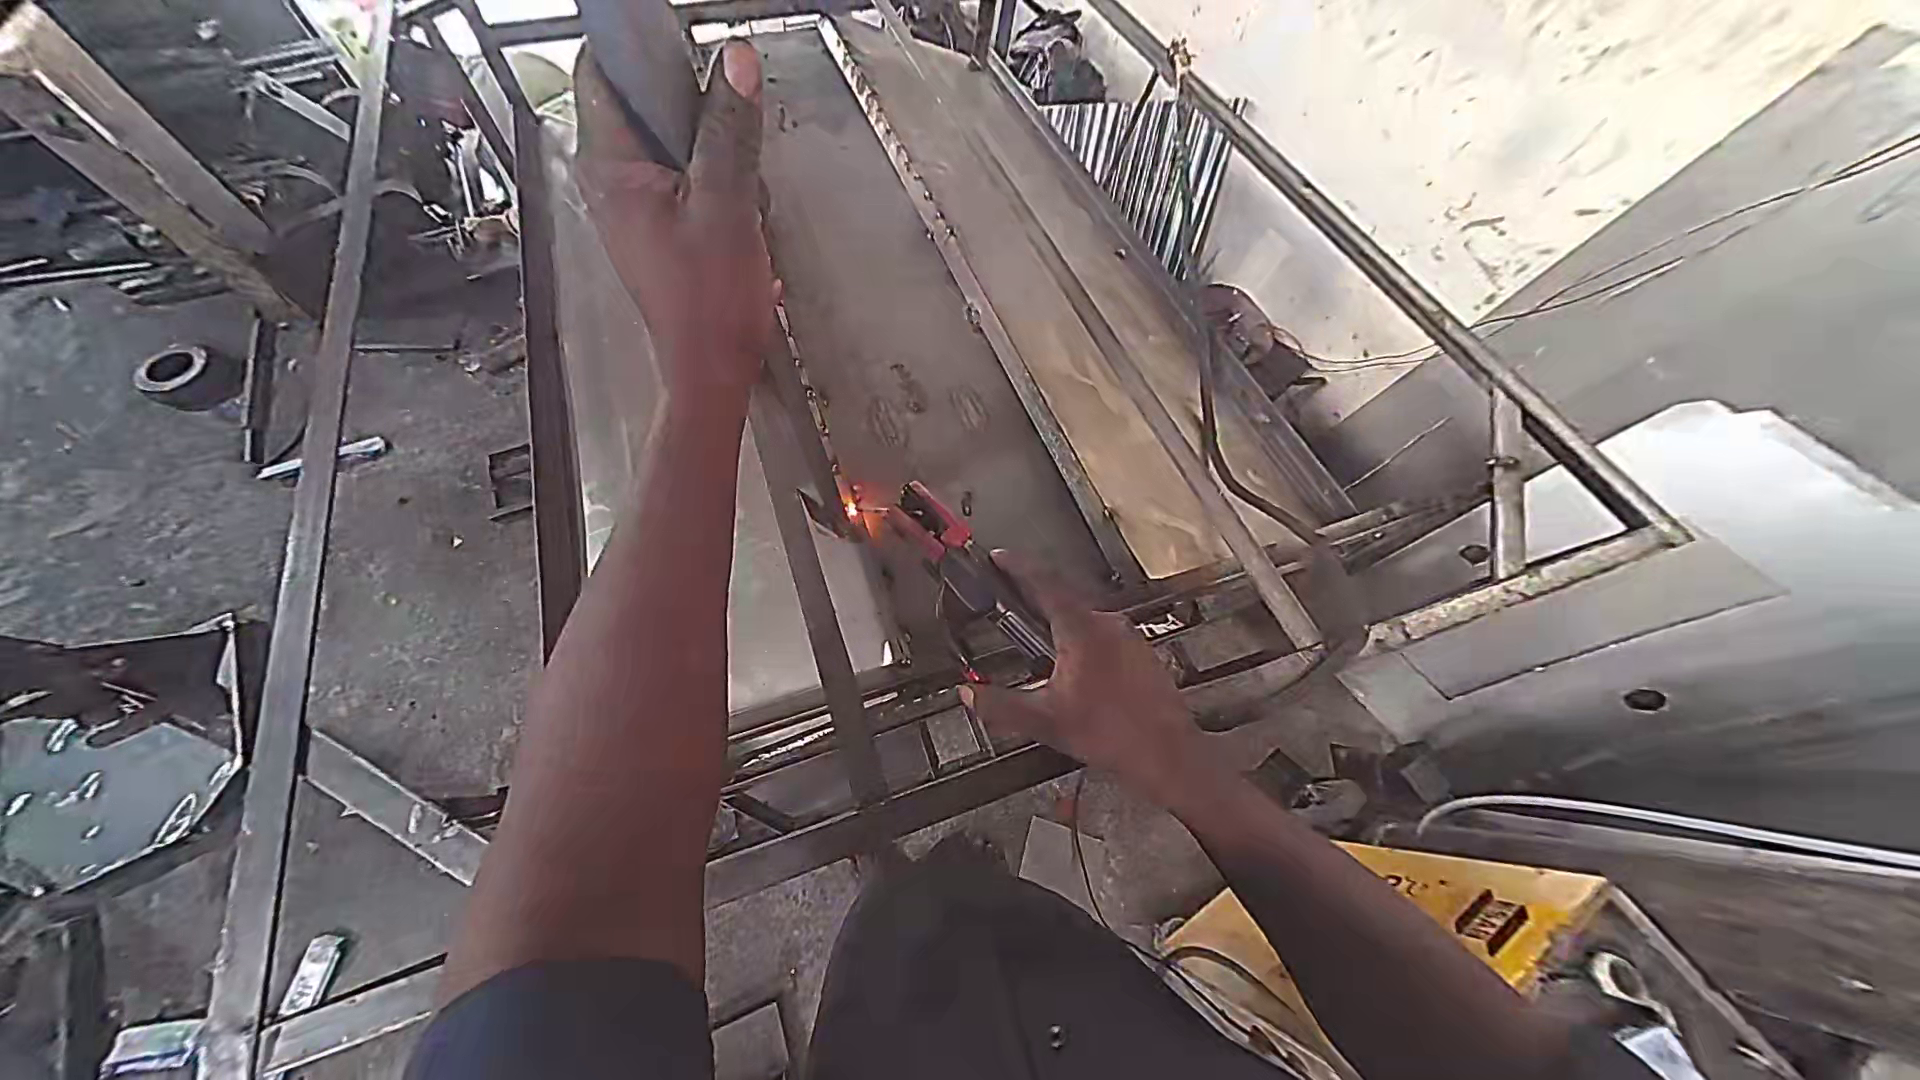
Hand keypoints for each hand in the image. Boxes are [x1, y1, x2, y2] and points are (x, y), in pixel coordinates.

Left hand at [574, 41, 774, 406]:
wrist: (713, 370)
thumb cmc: (710, 303)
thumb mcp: (728, 207)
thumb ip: (730, 132)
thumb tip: (737, 63)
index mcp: (611, 168)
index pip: (604, 72)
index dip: (643, 52)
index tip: (688, 53)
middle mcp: (613, 187)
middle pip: (644, 111)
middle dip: (695, 119)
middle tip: (731, 148)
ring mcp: (637, 216)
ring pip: (672, 154)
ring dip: (714, 164)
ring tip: (740, 200)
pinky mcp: (661, 238)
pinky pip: (687, 191)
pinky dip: (716, 195)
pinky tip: (740, 225)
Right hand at [960, 552, 1214, 802]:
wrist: (1167, 753)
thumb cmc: (1114, 734)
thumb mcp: (1044, 720)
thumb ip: (1000, 704)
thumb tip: (970, 694)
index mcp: (1082, 630)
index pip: (1044, 584)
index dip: (1017, 567)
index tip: (1000, 558)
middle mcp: (1108, 625)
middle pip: (1063, 599)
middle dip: (1035, 600)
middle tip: (1014, 603)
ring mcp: (1128, 637)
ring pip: (1084, 619)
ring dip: (1060, 626)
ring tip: (1041, 649)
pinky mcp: (1140, 653)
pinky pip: (1103, 635)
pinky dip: (1083, 642)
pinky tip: (1077, 672)